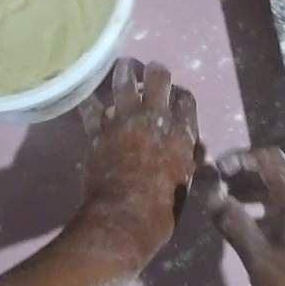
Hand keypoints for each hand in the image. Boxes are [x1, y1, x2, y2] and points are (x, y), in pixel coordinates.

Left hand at [77, 59, 198, 258]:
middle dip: (156, 72)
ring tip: (125, 67)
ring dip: (125, 71)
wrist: (124, 218)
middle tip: (152, 70)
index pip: (186, 100)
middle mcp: (154, 118)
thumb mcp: (185, 183)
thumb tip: (194, 149)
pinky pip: (91, 106)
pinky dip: (91, 100)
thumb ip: (187, 158)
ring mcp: (123, 121)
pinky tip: (90, 95)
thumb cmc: (162, 209)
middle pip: (158, 79)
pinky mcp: (97, 130)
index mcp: (181, 132)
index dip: (182, 95)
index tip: (178, 96)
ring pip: (123, 81)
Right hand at [207, 147, 284, 285]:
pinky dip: (273, 208)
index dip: (240, 159)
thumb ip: (236, 225)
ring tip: (232, 209)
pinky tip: (257, 230)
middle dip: (247, 175)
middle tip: (221, 188)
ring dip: (259, 192)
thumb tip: (214, 198)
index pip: (269, 158)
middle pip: (279, 170)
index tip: (216, 173)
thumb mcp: (261, 261)